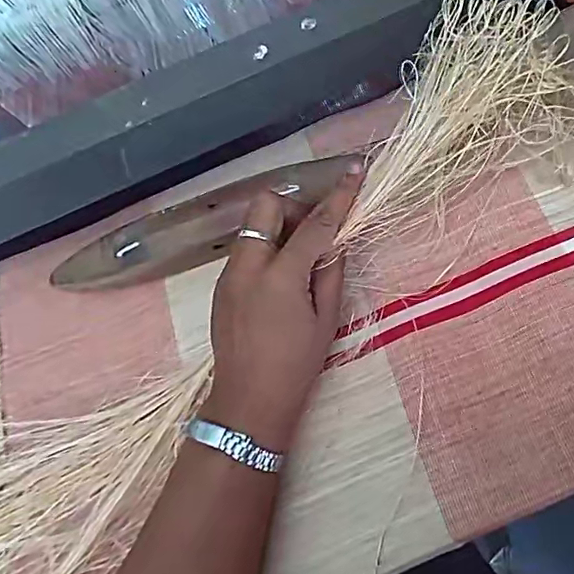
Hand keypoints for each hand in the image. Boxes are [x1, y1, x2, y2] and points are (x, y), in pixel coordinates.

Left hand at [202, 160, 364, 453]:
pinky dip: (266, 249)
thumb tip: (335, 242)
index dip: (337, 196)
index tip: (352, 171)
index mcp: (280, 276)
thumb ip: (331, 273)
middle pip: (265, 205)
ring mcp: (228, 275)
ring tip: (301, 259)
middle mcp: (247, 266)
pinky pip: (245, 250)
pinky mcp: (221, 287)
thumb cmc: (295, 366)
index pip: (314, 224)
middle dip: (293, 206)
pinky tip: (281, 279)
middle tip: (315, 232)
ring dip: (279, 228)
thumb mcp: (326, 321)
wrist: (248, 402)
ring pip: (252, 227)